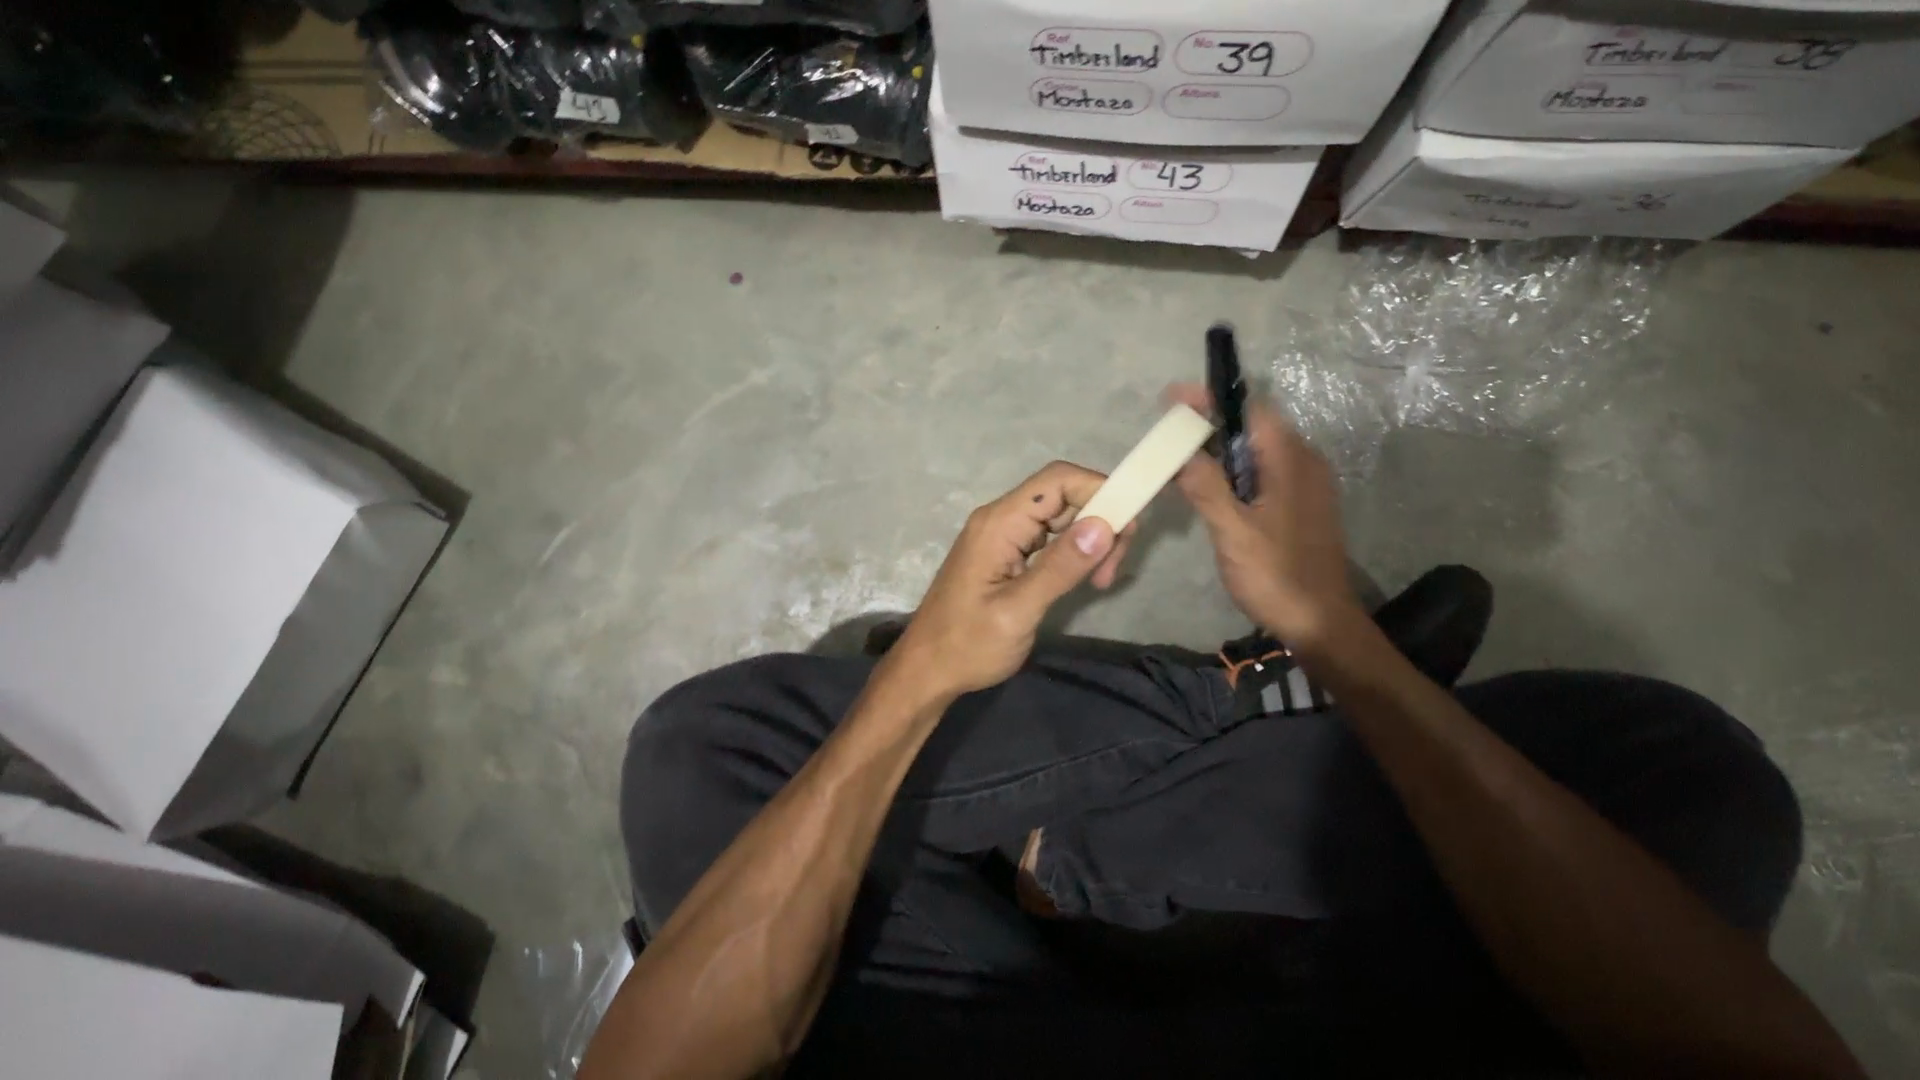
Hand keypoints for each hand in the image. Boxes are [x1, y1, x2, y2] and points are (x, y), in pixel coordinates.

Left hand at [889, 461, 1134, 699]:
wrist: (927, 671)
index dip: (1099, 491)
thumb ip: (1059, 568)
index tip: (1127, 529)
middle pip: (1064, 495)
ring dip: (1090, 540)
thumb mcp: (1018, 611)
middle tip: (1112, 569)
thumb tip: (1104, 526)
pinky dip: (1073, 553)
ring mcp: (1003, 537)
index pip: (1058, 480)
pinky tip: (1084, 580)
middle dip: (1099, 521)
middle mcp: (1000, 520)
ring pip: (1061, 517)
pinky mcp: (1006, 556)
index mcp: (999, 524)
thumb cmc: (967, 645)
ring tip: (1101, 580)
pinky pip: (1049, 538)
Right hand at [1167, 383, 1362, 646]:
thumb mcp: (1233, 533)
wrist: (1322, 623)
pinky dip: (1235, 471)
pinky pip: (1265, 473)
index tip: (1173, 400)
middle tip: (1169, 432)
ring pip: (1258, 451)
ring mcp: (1306, 486)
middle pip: (1254, 427)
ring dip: (1221, 449)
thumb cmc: (1276, 576)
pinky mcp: (1301, 506)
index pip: (1250, 411)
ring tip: (1180, 457)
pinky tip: (1209, 489)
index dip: (1212, 400)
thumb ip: (1206, 488)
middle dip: (1211, 423)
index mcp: (1290, 462)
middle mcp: (1303, 463)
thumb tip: (1182, 450)